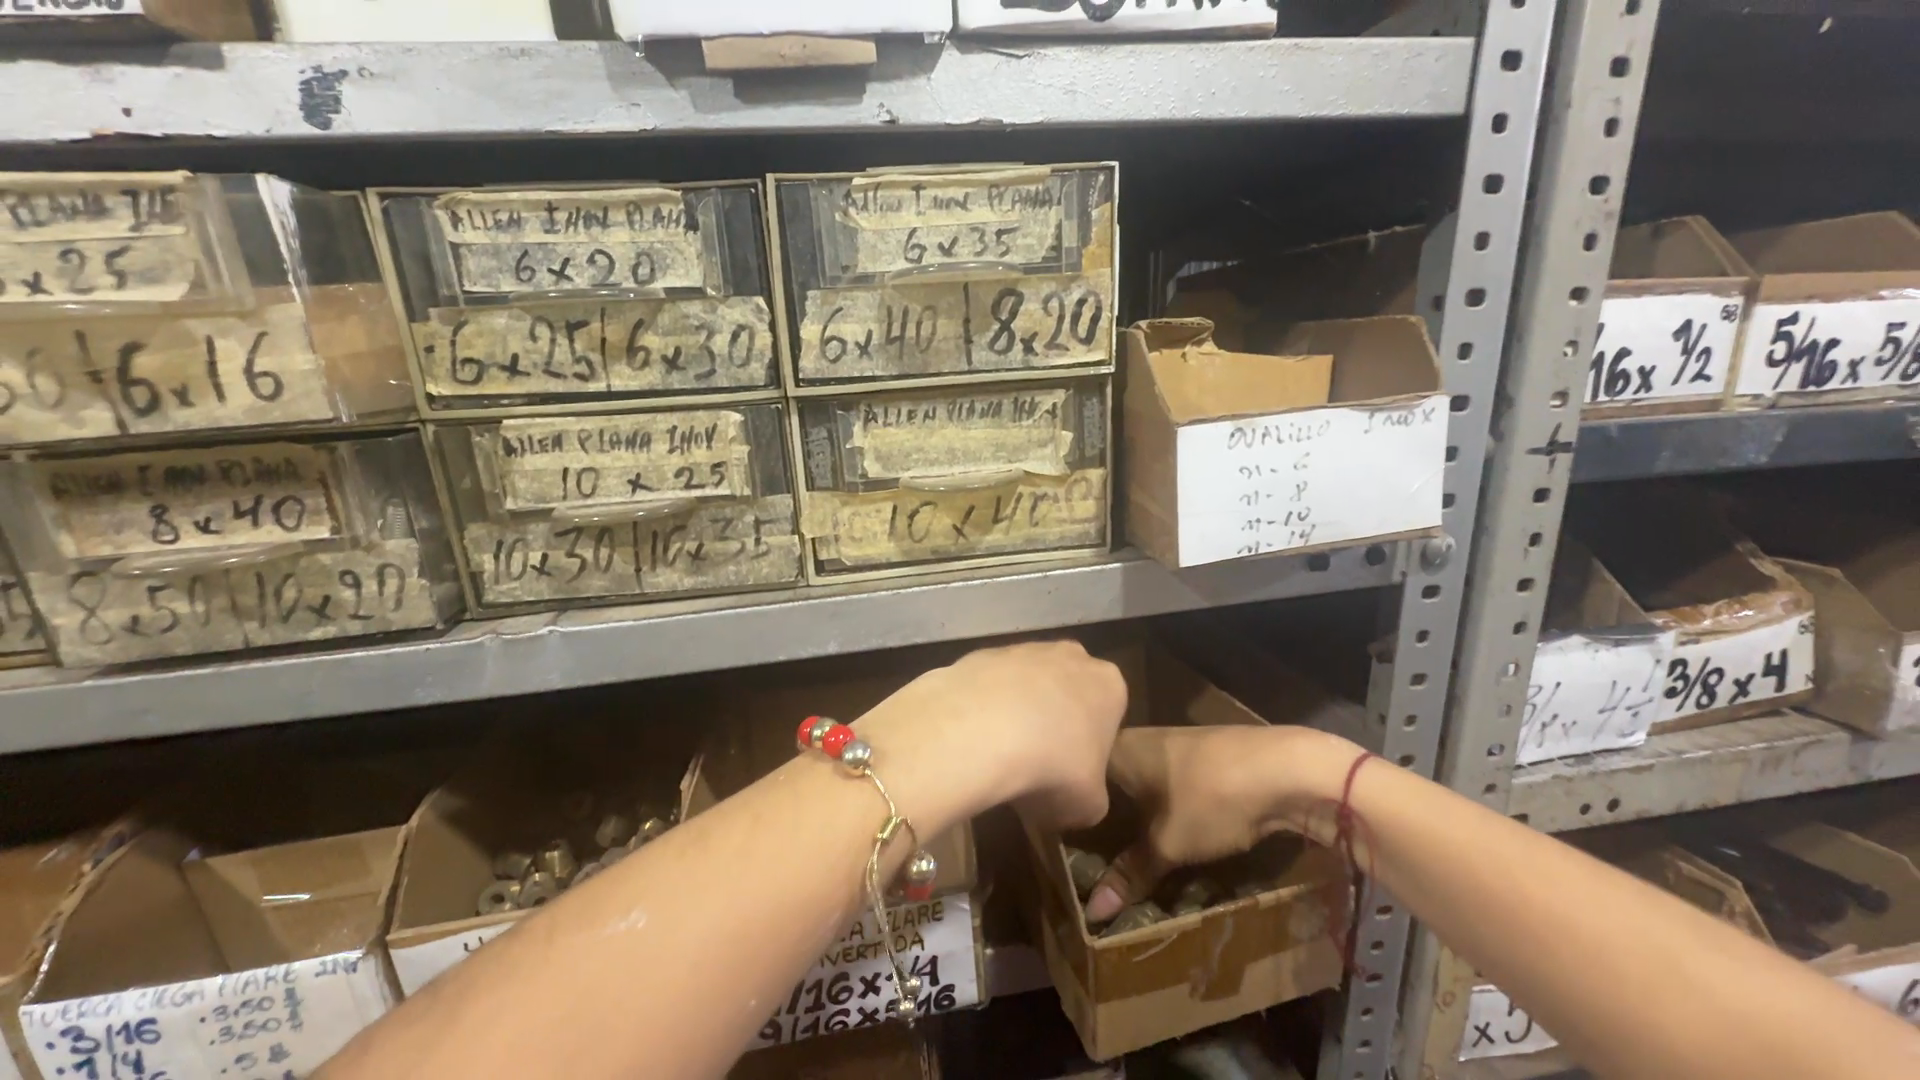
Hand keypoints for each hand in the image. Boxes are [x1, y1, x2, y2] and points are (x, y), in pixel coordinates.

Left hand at [855, 641, 1127, 835]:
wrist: (982, 732)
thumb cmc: (1053, 768)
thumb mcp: (1088, 805)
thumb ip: (1089, 797)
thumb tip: (1071, 801)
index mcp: (1109, 686)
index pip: (1108, 715)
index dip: (1090, 748)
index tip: (1071, 774)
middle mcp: (1071, 656)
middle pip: (1066, 692)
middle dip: (1053, 722)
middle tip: (1036, 764)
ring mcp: (1022, 649)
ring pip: (1024, 685)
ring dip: (1015, 713)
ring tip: (997, 756)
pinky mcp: (979, 654)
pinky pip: (986, 687)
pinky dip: (981, 710)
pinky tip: (971, 739)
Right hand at [1085, 725, 1360, 922]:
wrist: (1290, 768)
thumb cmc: (1212, 798)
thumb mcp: (1167, 843)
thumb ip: (1130, 873)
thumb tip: (1092, 912)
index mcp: (1120, 748)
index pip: (1081, 776)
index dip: (1071, 808)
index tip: (1061, 843)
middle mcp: (1142, 739)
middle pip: (1111, 780)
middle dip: (1106, 818)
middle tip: (1091, 858)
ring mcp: (1178, 746)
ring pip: (1144, 784)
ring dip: (1138, 815)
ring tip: (1127, 854)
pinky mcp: (1208, 758)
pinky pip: (1171, 786)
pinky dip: (1166, 810)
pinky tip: (1170, 835)